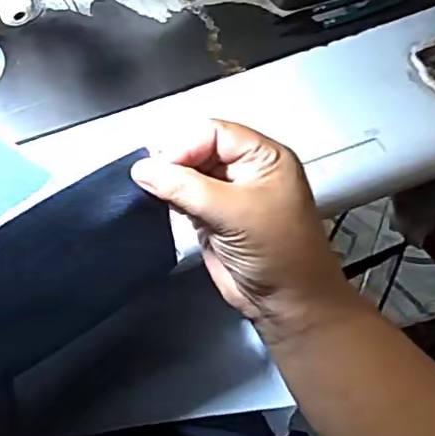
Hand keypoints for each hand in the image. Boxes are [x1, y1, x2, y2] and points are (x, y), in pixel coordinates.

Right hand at [130, 120, 362, 340]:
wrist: (288, 303)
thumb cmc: (285, 257)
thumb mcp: (233, 212)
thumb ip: (185, 187)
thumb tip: (146, 169)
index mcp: (265, 158)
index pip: (213, 133)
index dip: (185, 146)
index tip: (163, 167)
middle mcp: (247, 172)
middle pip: (197, 150)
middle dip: (175, 164)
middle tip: (155, 180)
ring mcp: (229, 196)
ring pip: (188, 174)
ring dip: (171, 183)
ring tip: (159, 195)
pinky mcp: (213, 218)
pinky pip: (184, 198)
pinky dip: (170, 200)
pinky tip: (164, 207)